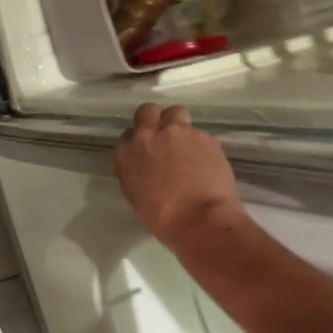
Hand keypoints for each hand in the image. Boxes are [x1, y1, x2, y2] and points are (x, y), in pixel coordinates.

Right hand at [113, 104, 243, 242]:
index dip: (140, 141)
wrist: (201, 221)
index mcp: (126, 152)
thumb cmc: (163, 217)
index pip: (129, 134)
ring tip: (188, 144)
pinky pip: (199, 132)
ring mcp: (178, 132)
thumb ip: (137, 169)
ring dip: (179, 124)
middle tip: (165, 136)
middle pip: (148, 111)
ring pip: (177, 113)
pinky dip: (200, 143)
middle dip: (155, 119)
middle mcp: (148, 135)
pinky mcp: (204, 136)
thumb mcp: (136, 192)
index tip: (148, 151)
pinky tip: (206, 161)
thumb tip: (148, 164)